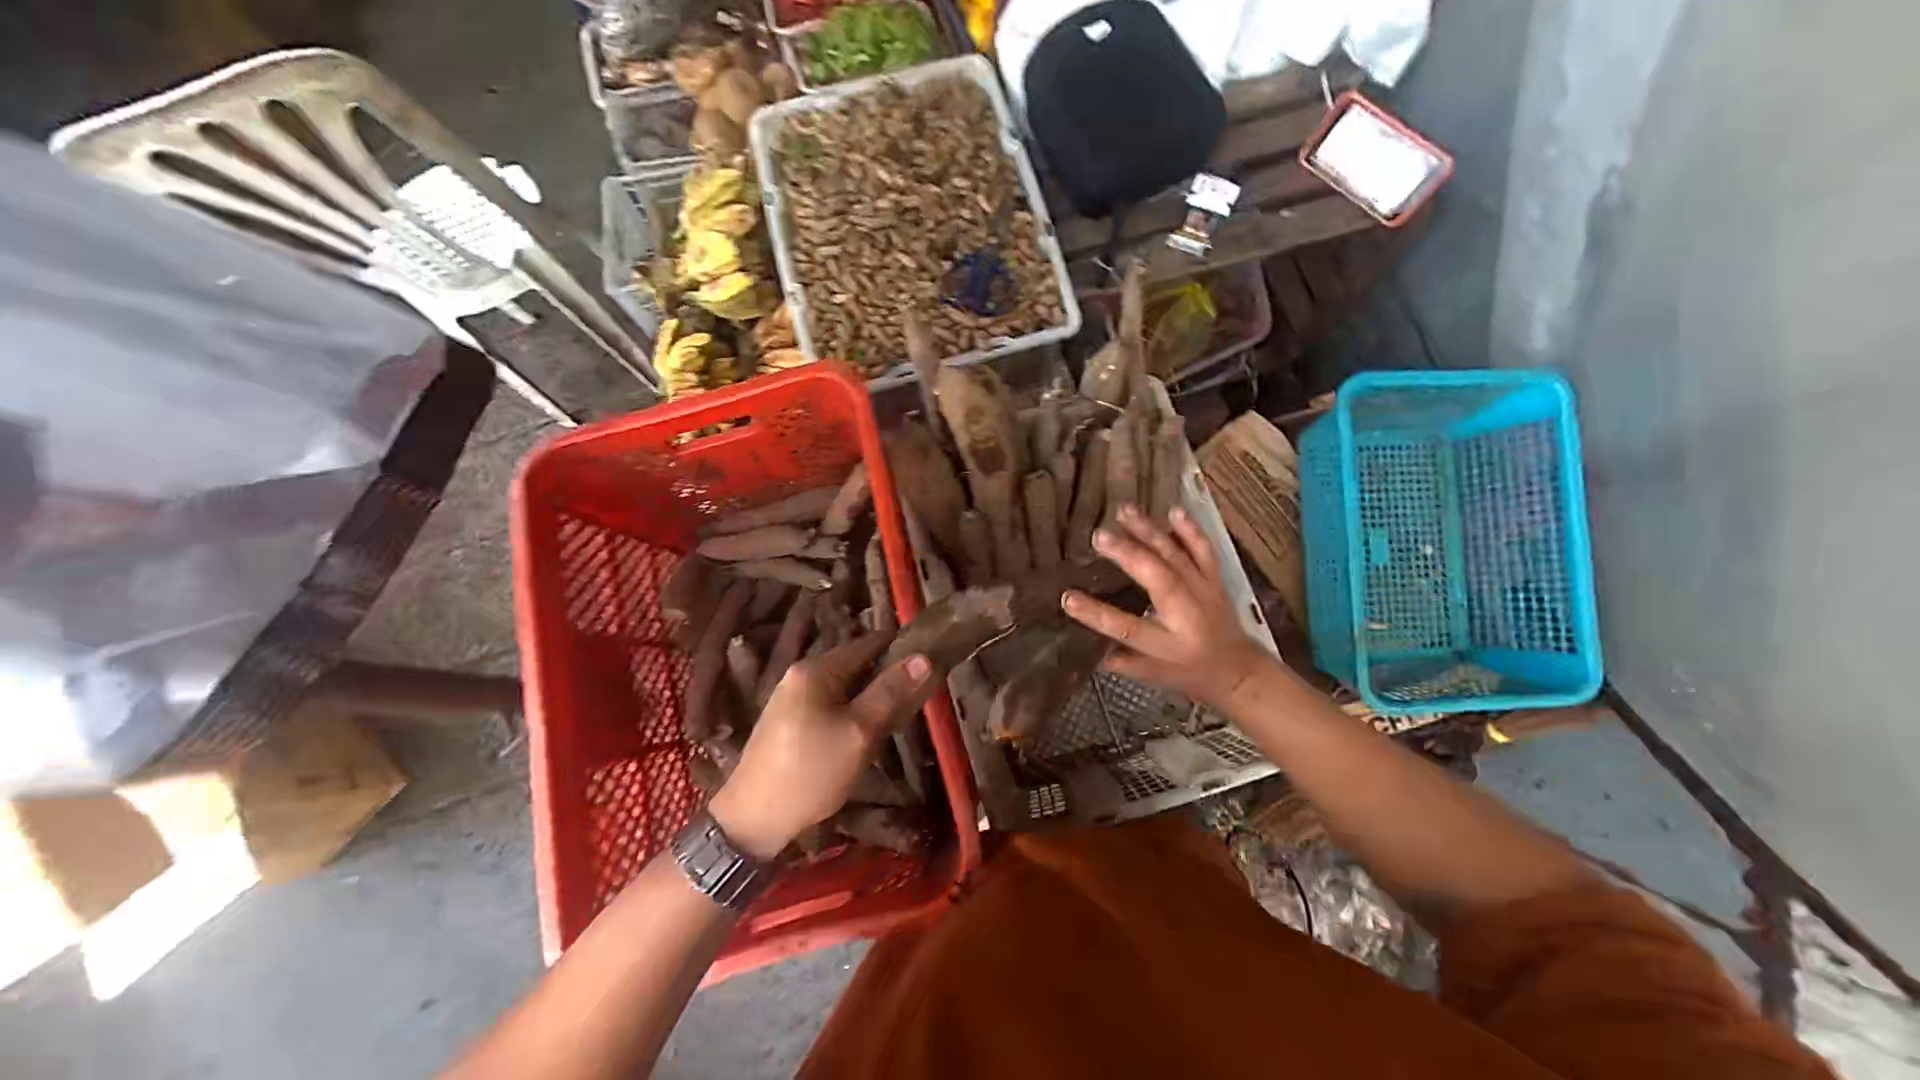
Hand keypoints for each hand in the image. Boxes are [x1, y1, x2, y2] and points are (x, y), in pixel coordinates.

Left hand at [708, 633, 934, 858]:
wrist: (754, 821)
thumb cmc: (811, 771)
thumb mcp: (859, 732)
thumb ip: (890, 692)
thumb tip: (922, 657)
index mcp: (814, 669)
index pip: (868, 643)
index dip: (900, 650)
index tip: (932, 662)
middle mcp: (800, 675)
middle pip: (855, 666)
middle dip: (886, 680)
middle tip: (919, 700)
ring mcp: (791, 700)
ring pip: (844, 690)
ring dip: (870, 702)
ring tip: (898, 722)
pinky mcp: (789, 724)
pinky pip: (830, 708)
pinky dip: (852, 716)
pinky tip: (866, 738)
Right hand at [1061, 503, 1273, 710]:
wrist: (1239, 671)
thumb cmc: (1190, 674)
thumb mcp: (1153, 676)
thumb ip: (1121, 662)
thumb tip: (1086, 649)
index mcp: (1166, 644)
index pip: (1127, 628)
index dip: (1096, 614)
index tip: (1068, 598)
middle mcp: (1186, 614)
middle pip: (1157, 579)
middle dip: (1128, 555)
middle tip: (1099, 535)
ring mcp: (1203, 592)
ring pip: (1176, 557)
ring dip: (1150, 532)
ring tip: (1125, 511)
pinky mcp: (1214, 579)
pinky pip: (1203, 550)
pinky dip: (1189, 529)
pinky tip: (1173, 511)